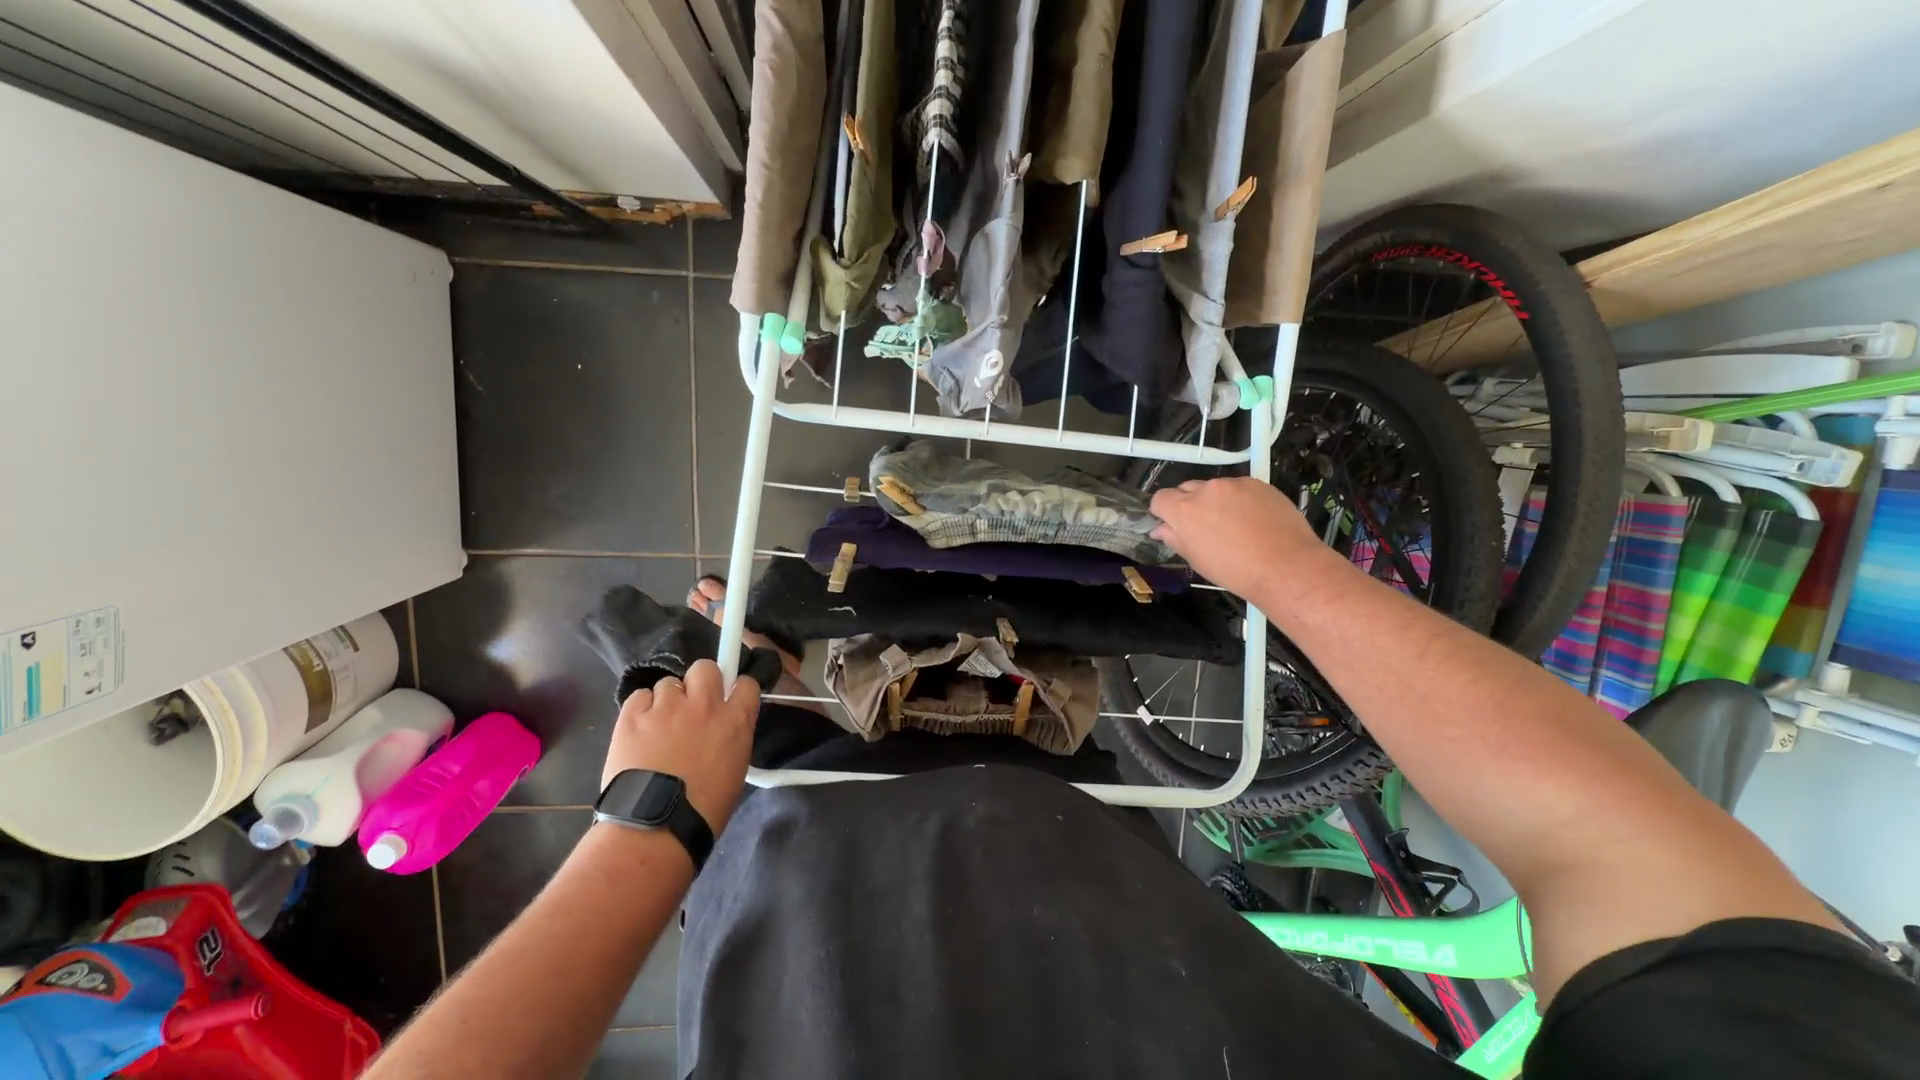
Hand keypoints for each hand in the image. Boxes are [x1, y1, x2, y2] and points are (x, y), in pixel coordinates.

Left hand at [602, 659, 759, 832]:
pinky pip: (639, 696)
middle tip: (692, 705)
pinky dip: (640, 709)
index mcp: (735, 722)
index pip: (746, 683)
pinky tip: (640, 730)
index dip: (735, 689)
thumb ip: (731, 737)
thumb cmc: (704, 809)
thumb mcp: (735, 769)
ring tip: (659, 727)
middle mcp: (703, 706)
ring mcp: (666, 708)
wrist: (656, 827)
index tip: (728, 698)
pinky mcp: (632, 715)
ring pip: (668, 684)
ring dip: (667, 701)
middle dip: (700, 682)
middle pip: (705, 667)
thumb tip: (721, 729)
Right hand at [1150, 477, 1331, 599]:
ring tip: (1235, 525)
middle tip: (1205, 527)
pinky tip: (1254, 520)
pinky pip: (1240, 487)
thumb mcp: (1197, 560)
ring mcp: (1235, 484)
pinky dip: (1241, 499)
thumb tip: (1160, 529)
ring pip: (1215, 488)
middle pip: (1186, 489)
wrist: (1286, 566)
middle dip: (1189, 504)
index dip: (1163, 512)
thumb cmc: (1236, 571)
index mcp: (1185, 510)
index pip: (1160, 499)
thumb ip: (1175, 539)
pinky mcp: (1259, 483)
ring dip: (1217, 501)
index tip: (1172, 525)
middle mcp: (1207, 490)